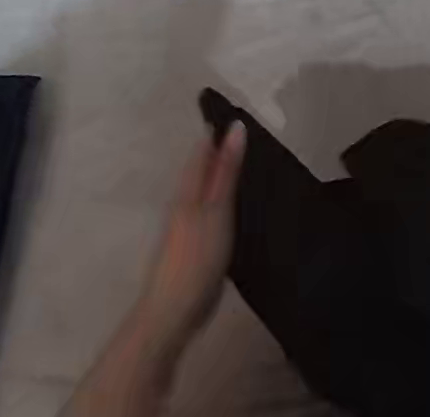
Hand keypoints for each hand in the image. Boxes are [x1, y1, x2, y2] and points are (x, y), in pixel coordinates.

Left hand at [133, 121, 246, 348]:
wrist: (172, 313)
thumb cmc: (197, 256)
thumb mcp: (217, 209)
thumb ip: (226, 170)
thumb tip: (235, 126)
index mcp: (188, 188)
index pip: (203, 148)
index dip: (220, 131)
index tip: (244, 116)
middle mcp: (185, 201)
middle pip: (205, 167)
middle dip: (224, 152)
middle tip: (257, 139)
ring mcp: (188, 225)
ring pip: (208, 190)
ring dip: (226, 177)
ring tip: (256, 168)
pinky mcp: (195, 246)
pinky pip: (213, 211)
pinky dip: (227, 202)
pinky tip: (242, 209)